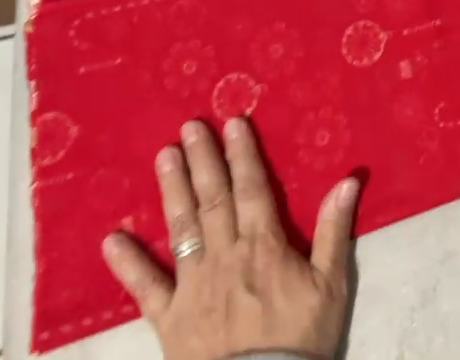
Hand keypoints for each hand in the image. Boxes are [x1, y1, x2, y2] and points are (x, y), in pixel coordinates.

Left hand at [101, 117, 360, 359]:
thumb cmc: (300, 337)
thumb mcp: (331, 283)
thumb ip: (333, 230)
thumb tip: (348, 181)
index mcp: (263, 245)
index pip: (251, 188)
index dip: (242, 154)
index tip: (232, 123)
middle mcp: (224, 255)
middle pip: (213, 199)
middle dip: (203, 159)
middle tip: (190, 126)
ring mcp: (192, 285)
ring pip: (181, 228)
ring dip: (172, 190)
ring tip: (163, 156)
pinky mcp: (169, 318)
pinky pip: (145, 288)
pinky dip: (128, 264)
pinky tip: (111, 239)